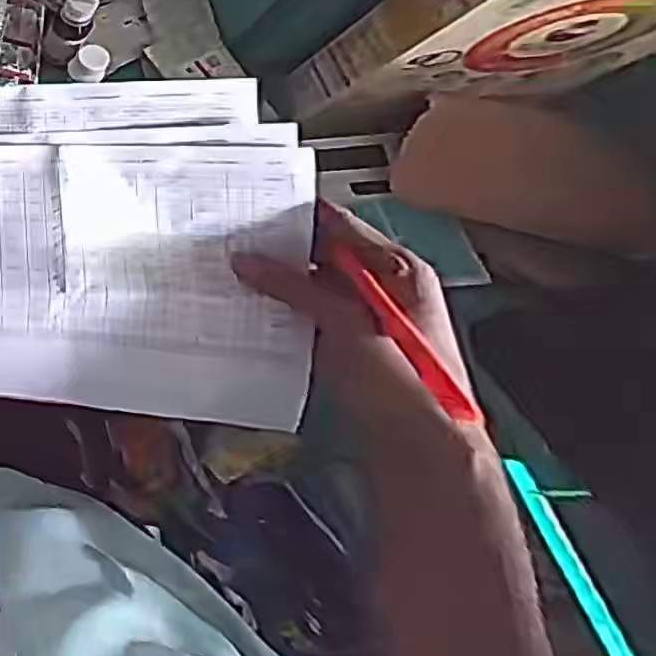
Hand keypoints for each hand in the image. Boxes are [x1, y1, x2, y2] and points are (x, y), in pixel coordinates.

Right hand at [233, 201, 477, 443]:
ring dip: (275, 279)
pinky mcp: (343, 341)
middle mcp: (380, 285)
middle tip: (232, 236)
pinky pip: (303, 312)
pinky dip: (279, 307)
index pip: (338, 224)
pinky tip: (248, 302)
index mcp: (398, 268)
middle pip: (320, 253)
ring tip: (232, 266)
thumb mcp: (346, 322)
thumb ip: (294, 287)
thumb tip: (244, 260)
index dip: (296, 213)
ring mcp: (360, 314)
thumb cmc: (405, 380)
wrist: (423, 450)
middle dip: (278, 248)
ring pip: (308, 284)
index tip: (251, 205)